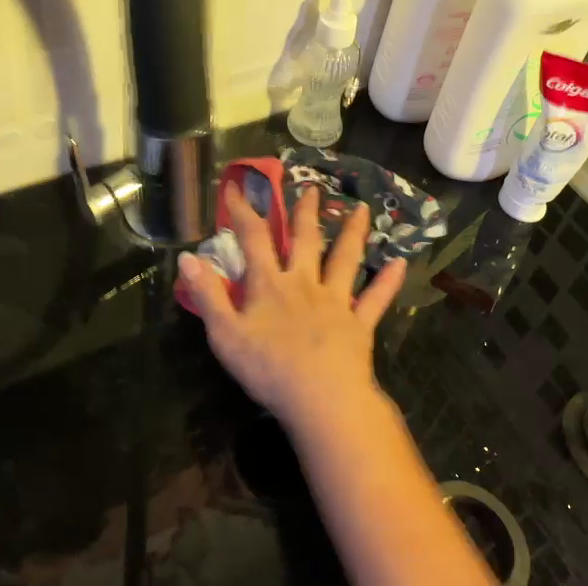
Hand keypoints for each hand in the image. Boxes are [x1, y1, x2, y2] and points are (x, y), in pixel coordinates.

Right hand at [177, 183, 407, 428]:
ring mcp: (336, 301)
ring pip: (345, 259)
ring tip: (361, 209)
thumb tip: (186, 256)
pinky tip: (401, 263)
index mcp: (270, 285)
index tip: (236, 188)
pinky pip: (376, 299)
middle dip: (304, 212)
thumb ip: (207, 294)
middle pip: (304, 240)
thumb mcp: (225, 334)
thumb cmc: (269, 369)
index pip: (254, 239)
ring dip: (352, 232)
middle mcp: (304, 283)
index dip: (243, 212)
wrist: (321, 399)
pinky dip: (388, 281)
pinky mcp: (359, 324)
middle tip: (312, 188)